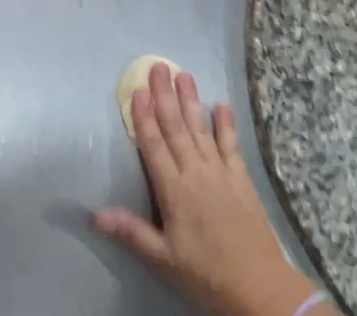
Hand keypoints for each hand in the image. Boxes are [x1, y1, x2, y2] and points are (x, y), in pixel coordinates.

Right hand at [95, 64, 327, 315]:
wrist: (262, 291)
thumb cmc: (206, 274)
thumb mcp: (164, 259)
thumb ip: (132, 232)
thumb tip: (95, 214)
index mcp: (174, 191)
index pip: (154, 145)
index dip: (144, 116)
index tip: (136, 89)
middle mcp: (197, 174)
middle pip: (177, 128)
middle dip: (165, 96)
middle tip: (158, 66)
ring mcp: (222, 175)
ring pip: (201, 130)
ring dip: (191, 101)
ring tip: (184, 74)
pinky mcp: (241, 182)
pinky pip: (231, 146)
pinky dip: (226, 125)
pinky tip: (222, 105)